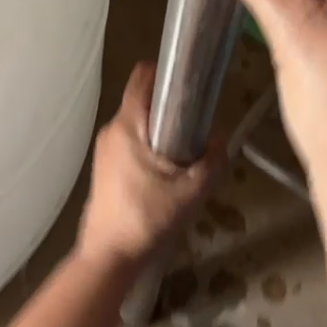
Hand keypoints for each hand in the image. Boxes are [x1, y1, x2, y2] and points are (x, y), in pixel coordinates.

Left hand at [76, 63, 217, 267]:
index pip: (142, 76)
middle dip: (171, 107)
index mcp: (127, 124)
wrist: (110, 256)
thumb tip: (221, 135)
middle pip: (143, 101)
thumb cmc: (148, 217)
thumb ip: (212, 158)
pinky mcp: (105, 168)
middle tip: (199, 122)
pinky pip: (132, 143)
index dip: (167, 70)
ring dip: (162, 130)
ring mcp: (105, 149)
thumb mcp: (193, 190)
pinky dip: (151, 147)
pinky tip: (168, 172)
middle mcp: (112, 129)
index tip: (191, 79)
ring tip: (188, 150)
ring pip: (139, 125)